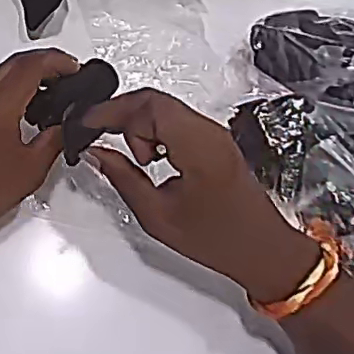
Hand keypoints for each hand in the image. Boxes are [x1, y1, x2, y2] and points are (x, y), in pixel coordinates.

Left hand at [0, 48, 79, 258]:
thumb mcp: (31, 169)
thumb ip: (54, 139)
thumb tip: (68, 124)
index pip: (30, 66)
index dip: (57, 61)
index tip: (74, 67)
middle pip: (15, 62)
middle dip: (45, 62)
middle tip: (67, 73)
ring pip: (2, 72)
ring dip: (28, 73)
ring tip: (53, 88)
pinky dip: (13, 86)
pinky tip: (28, 104)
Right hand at [81, 89, 320, 302]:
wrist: (265, 252)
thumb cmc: (220, 240)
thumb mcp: (157, 216)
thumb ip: (122, 178)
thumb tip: (96, 153)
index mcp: (198, 148)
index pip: (147, 107)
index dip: (111, 110)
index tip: (88, 122)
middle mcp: (209, 133)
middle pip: (153, 101)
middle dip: (120, 113)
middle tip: (96, 131)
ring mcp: (213, 133)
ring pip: (162, 107)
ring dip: (136, 123)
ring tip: (127, 153)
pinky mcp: (213, 139)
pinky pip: (173, 119)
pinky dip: (151, 128)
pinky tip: (145, 152)